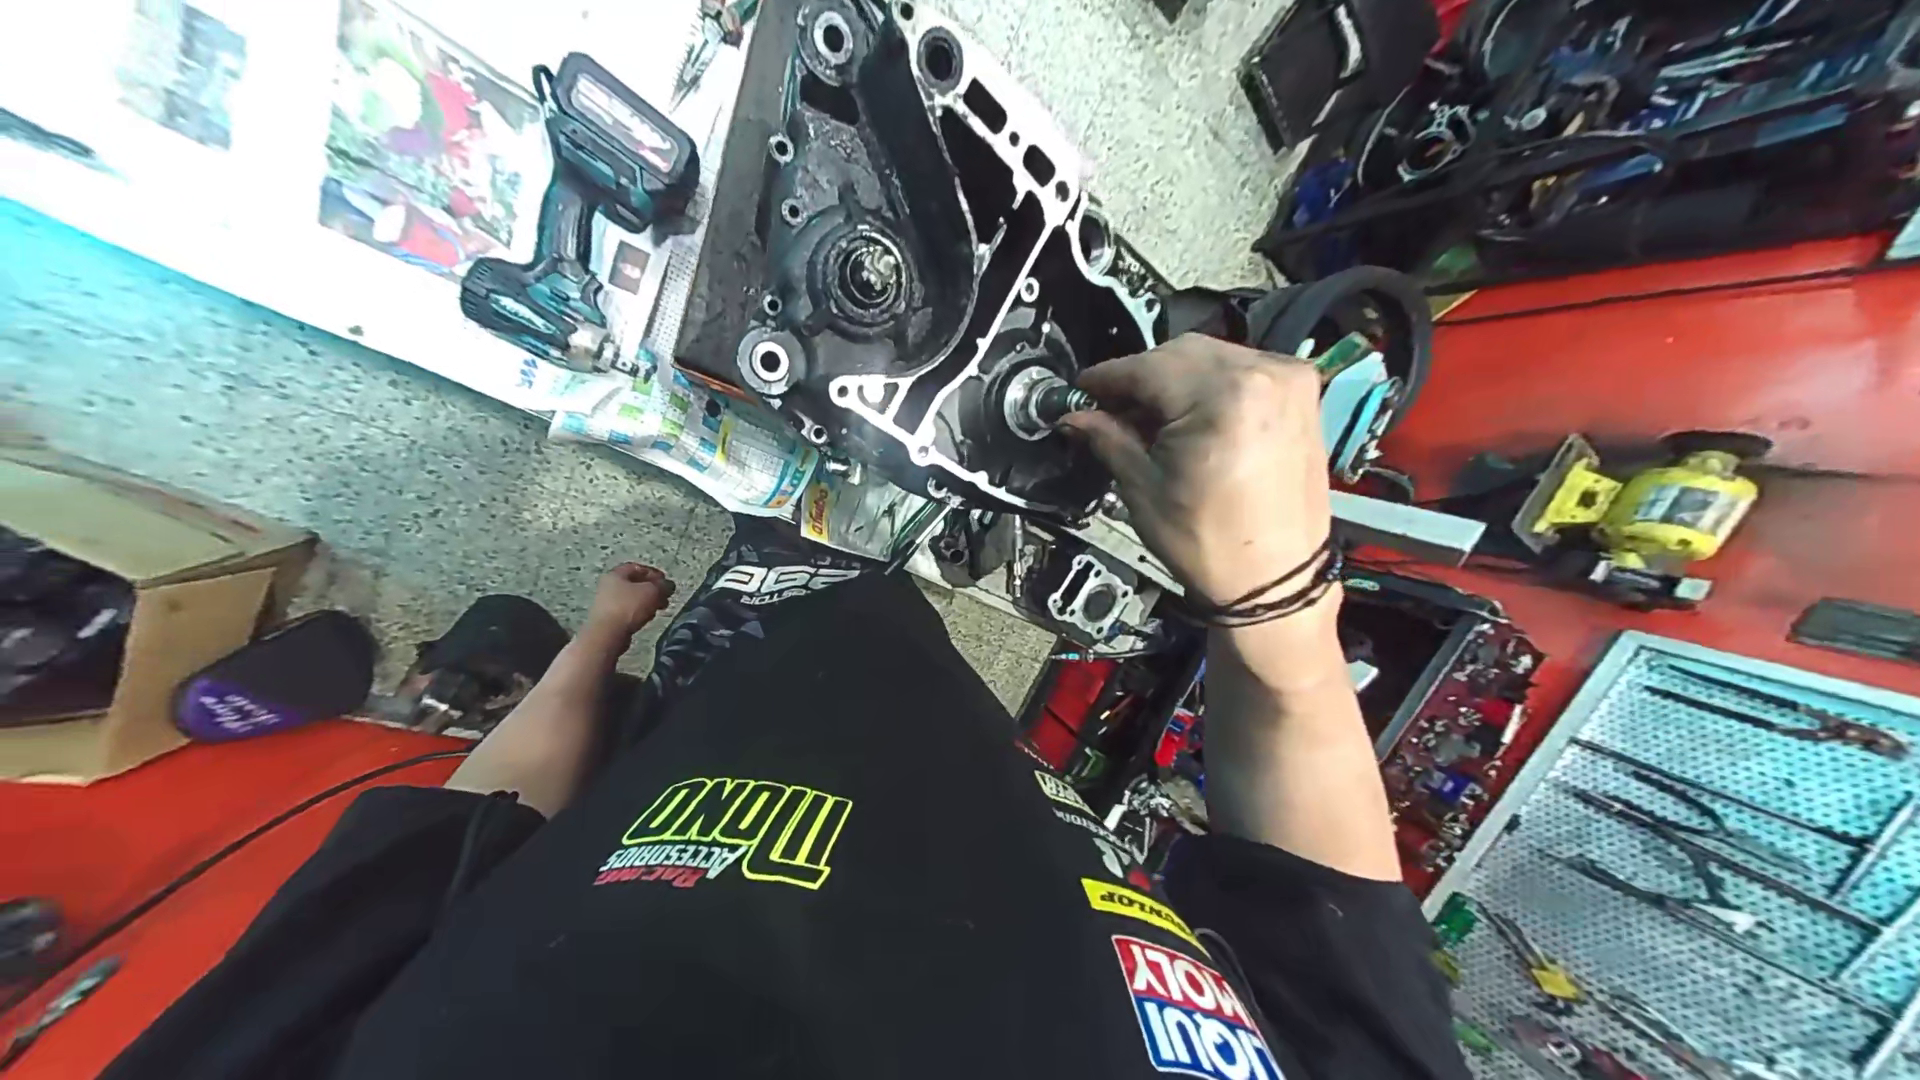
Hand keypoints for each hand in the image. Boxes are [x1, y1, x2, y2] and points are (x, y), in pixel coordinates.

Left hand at [583, 563, 675, 643]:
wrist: (607, 634)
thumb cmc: (629, 607)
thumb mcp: (653, 591)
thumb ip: (664, 585)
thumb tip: (668, 586)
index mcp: (615, 574)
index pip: (637, 567)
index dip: (654, 573)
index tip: (666, 581)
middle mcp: (608, 586)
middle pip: (635, 583)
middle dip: (652, 589)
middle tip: (665, 596)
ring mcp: (606, 603)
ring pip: (632, 598)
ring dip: (648, 601)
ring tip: (659, 608)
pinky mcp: (608, 618)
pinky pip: (628, 610)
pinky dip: (639, 612)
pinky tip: (647, 618)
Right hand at [1062, 334, 1331, 609]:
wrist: (1277, 579)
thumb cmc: (1211, 545)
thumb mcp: (1143, 489)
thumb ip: (1107, 438)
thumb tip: (1075, 415)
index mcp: (1222, 397)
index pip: (1146, 366)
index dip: (1105, 378)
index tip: (1080, 391)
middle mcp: (1263, 374)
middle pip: (1177, 353)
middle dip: (1138, 378)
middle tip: (1109, 411)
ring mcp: (1289, 380)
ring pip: (1208, 356)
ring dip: (1171, 379)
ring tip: (1149, 419)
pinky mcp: (1301, 393)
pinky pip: (1239, 369)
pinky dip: (1206, 384)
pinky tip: (1187, 417)